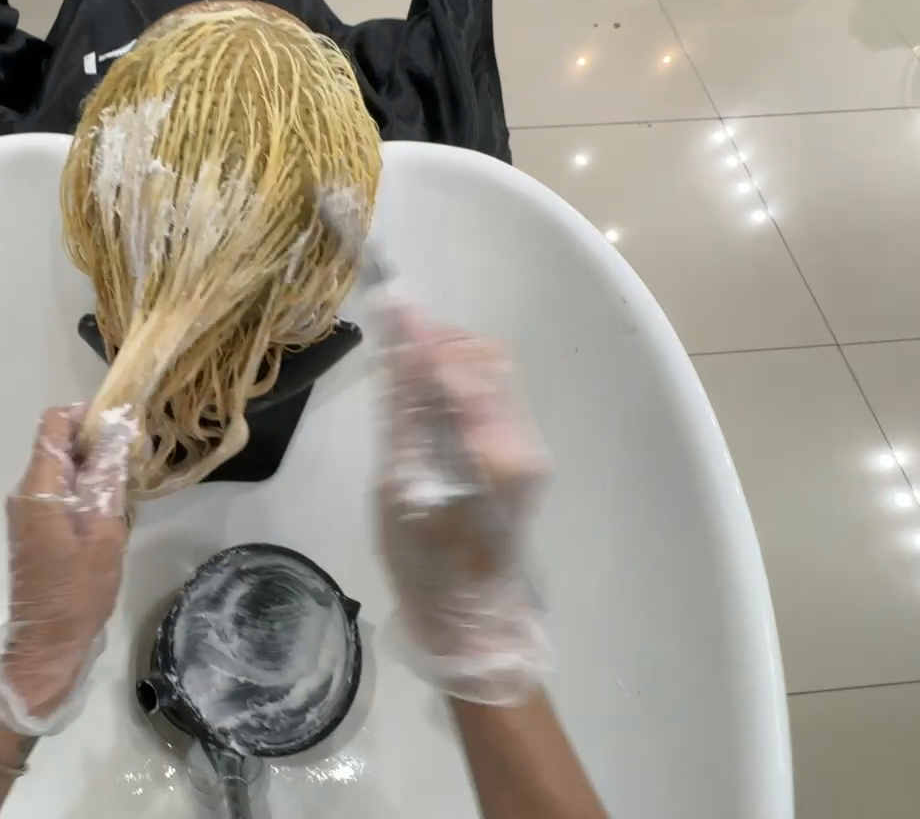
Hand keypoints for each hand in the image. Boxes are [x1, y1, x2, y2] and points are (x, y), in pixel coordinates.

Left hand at [0, 405, 132, 735]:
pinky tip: (111, 507)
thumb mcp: (104, 528)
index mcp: (39, 486)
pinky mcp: (34, 528)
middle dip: (96, 441)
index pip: (54, 423)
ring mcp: (27, 511)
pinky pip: (59, 490)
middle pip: (58, 443)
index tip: (122, 425)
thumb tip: (117, 428)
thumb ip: (108, 474)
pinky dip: (85, 488)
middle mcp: (26, 491)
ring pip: (61, 467)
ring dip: (94, 466)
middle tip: (135, 456)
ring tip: (128, 482)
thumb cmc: (79, 589)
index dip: (86, 414)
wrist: (48, 646)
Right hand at [377, 311, 549, 704]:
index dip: (421, 330)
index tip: (389, 301)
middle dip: (439, 337)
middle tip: (395, 334)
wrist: (474, 617)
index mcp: (487, 452)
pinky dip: (460, 380)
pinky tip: (429, 391)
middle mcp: (520, 440)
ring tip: (407, 360)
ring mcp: (530, 446)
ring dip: (449, 356)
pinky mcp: (527, 453)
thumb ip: (402, 413)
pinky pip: (495, 395)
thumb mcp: (398, 486)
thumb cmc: (423, 561)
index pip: (456, 366)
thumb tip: (395, 350)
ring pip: (493, 371)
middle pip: (484, 356)